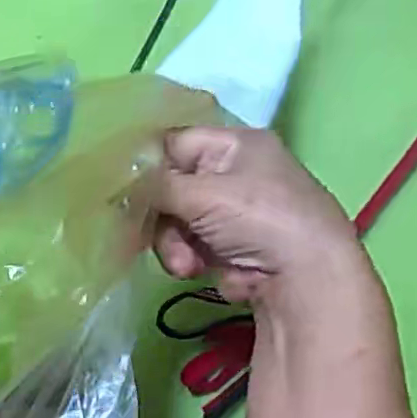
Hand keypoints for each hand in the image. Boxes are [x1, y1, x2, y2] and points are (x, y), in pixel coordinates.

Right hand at [139, 127, 364, 306]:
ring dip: (169, 243)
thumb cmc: (257, 218)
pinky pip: (180, 243)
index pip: (175, 143)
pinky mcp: (216, 242)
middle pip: (166, 187)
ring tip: (185, 262)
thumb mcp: (202, 193)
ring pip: (168, 221)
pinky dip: (181, 257)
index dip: (146, 163)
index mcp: (233, 146)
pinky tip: (193, 268)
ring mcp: (222, 210)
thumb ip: (155, 185)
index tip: (120, 187)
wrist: (298, 274)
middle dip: (159, 215)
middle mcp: (227, 173)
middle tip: (146, 233)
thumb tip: (119, 182)